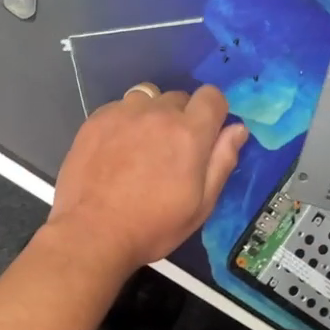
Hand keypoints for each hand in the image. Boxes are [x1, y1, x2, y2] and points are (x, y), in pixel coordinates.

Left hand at [48, 83, 248, 271]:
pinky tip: (117, 151)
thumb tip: (237, 130)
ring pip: (148, 98)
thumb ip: (222, 162)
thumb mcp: (201, 205)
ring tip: (144, 147)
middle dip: (183, 118)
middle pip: (180, 98)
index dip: (214, 113)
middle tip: (173, 153)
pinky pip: (120, 108)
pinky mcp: (95, 120)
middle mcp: (157, 113)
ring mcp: (123, 113)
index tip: (208, 135)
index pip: (212, 96)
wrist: (92, 233)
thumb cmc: (153, 226)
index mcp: (189, 134)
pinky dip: (126, 122)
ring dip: (153, 115)